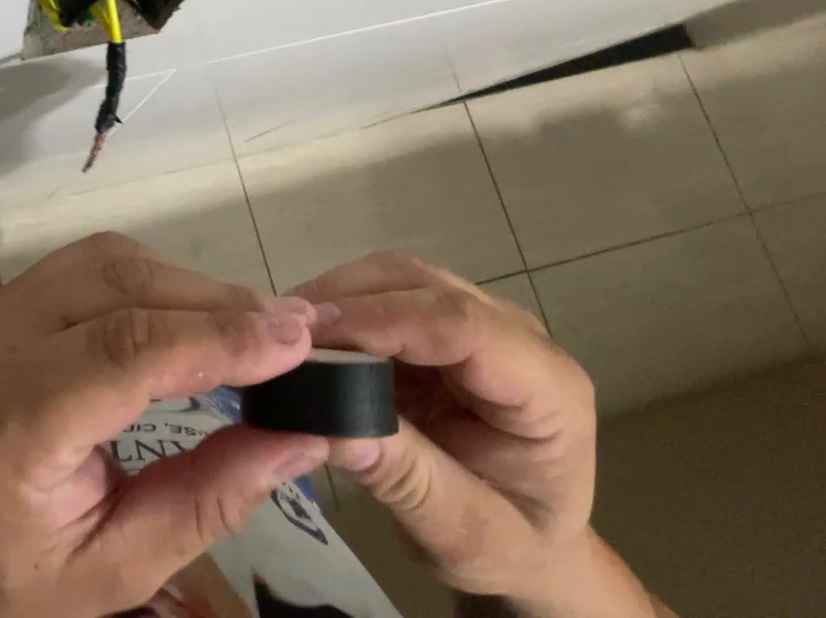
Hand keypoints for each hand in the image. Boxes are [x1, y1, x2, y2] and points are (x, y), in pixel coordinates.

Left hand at [0, 232, 330, 616]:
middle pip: (122, 288)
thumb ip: (206, 500)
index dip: (218, 337)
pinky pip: (94, 262)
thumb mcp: (113, 567)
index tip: (299, 339)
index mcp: (11, 421)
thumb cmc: (12, 566)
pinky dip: (156, 277)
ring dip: (191, 284)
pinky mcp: (8, 296)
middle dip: (219, 302)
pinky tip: (193, 313)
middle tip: (295, 330)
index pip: (124, 353)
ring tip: (255, 325)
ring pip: (112, 261)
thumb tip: (301, 436)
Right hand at [291, 252, 604, 606]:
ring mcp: (473, 321)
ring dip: (333, 298)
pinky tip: (301, 341)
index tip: (310, 340)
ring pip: (394, 276)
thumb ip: (408, 481)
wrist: (522, 547)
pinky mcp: (433, 324)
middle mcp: (515, 336)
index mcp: (547, 390)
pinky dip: (334, 309)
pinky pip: (377, 294)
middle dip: (345, 300)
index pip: (463, 325)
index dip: (383, 320)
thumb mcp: (466, 537)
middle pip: (422, 284)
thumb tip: (330, 427)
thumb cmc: (509, 548)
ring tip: (281, 339)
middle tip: (278, 338)